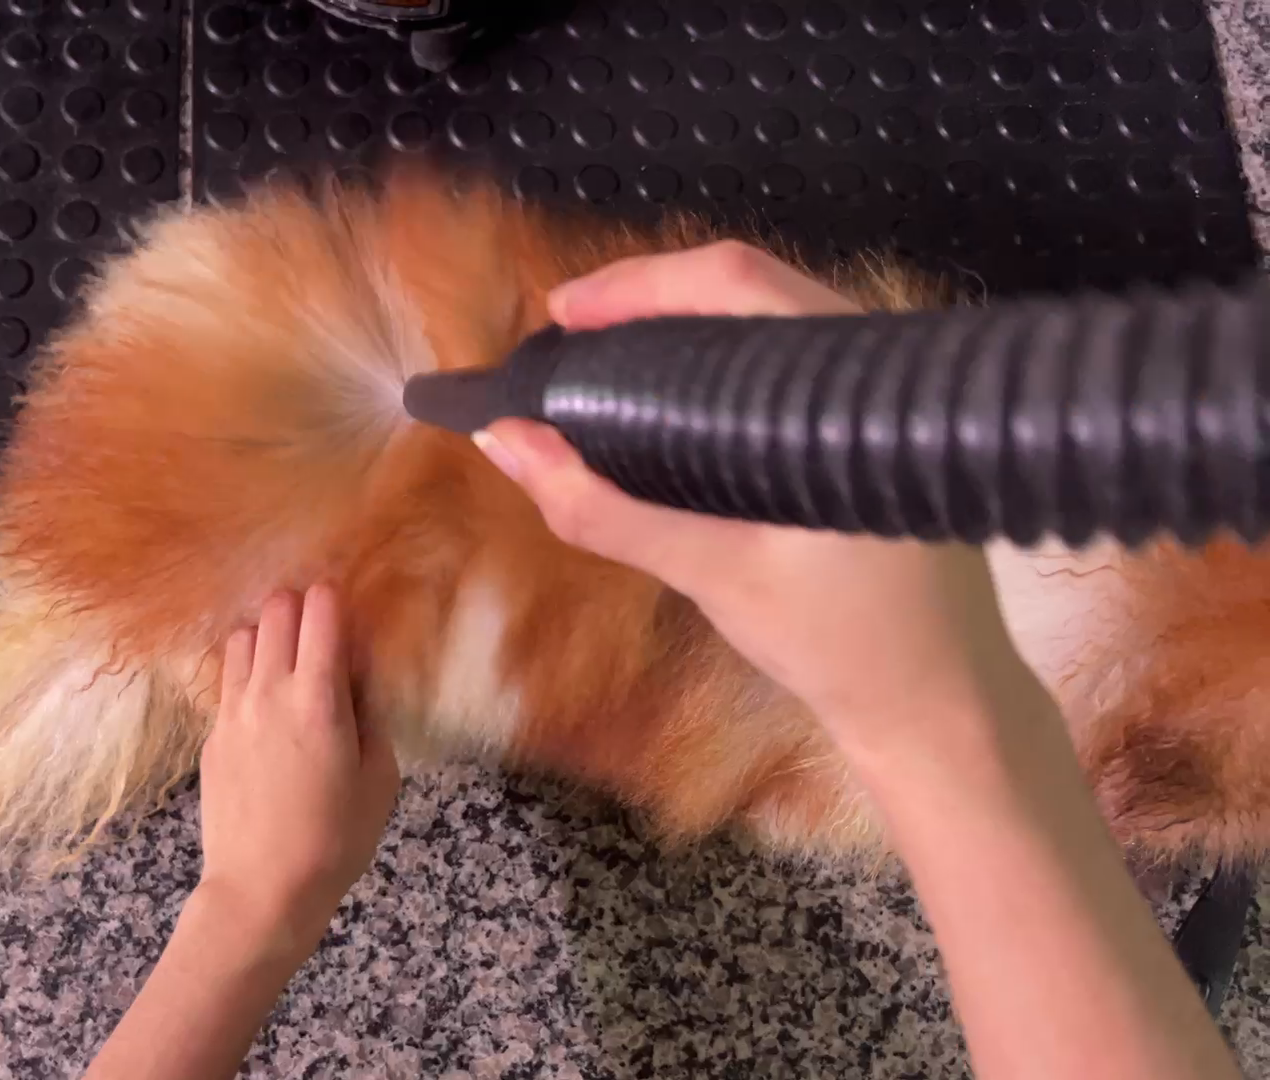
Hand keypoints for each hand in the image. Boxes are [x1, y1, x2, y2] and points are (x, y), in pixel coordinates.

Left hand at [195, 585, 400, 958]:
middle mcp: (268, 690)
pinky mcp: (211, 731)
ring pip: (242, 635)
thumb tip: (358, 667)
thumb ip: (370, 710)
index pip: (319, 612)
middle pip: (276, 609)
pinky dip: (246, 669)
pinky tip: (263, 702)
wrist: (260, 890)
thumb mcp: (379, 777)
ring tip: (286, 661)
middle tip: (318, 633)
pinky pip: (227, 676)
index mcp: (317, 698)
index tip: (344, 611)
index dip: (334, 599)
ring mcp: (232, 709)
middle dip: (300, 606)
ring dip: (268, 633)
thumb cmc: (335, 838)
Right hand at [473, 242, 1031, 754]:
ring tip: (594, 354)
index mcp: (855, 382)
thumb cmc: (834, 639)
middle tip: (565, 335)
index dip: (637, 284)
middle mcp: (873, 363)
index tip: (560, 314)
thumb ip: (599, 510)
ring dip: (669, 325)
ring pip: (757, 318)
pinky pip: (766, 361)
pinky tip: (657, 391)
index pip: (737, 283)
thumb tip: (502, 442)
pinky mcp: (855, 423)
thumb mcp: (707, 573)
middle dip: (644, 297)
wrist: (932, 701)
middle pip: (744, 285)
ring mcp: (870, 392)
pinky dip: (699, 362)